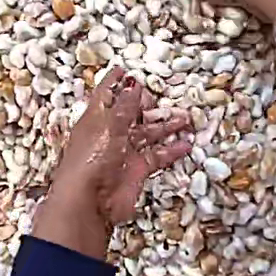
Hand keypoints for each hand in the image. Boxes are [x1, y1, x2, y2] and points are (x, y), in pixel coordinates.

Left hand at [34, 68, 192, 258]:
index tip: (124, 70)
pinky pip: (156, 156)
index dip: (114, 82)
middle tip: (164, 98)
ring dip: (166, 126)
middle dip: (148, 105)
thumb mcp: (109, 127)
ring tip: (186, 118)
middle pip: (131, 114)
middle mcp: (109, 134)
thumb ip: (125, 106)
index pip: (106, 95)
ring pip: (147, 134)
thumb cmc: (91, 161)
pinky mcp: (136, 171)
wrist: (89, 205)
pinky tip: (186, 144)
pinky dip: (171, 150)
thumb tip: (133, 86)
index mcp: (95, 119)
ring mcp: (123, 153)